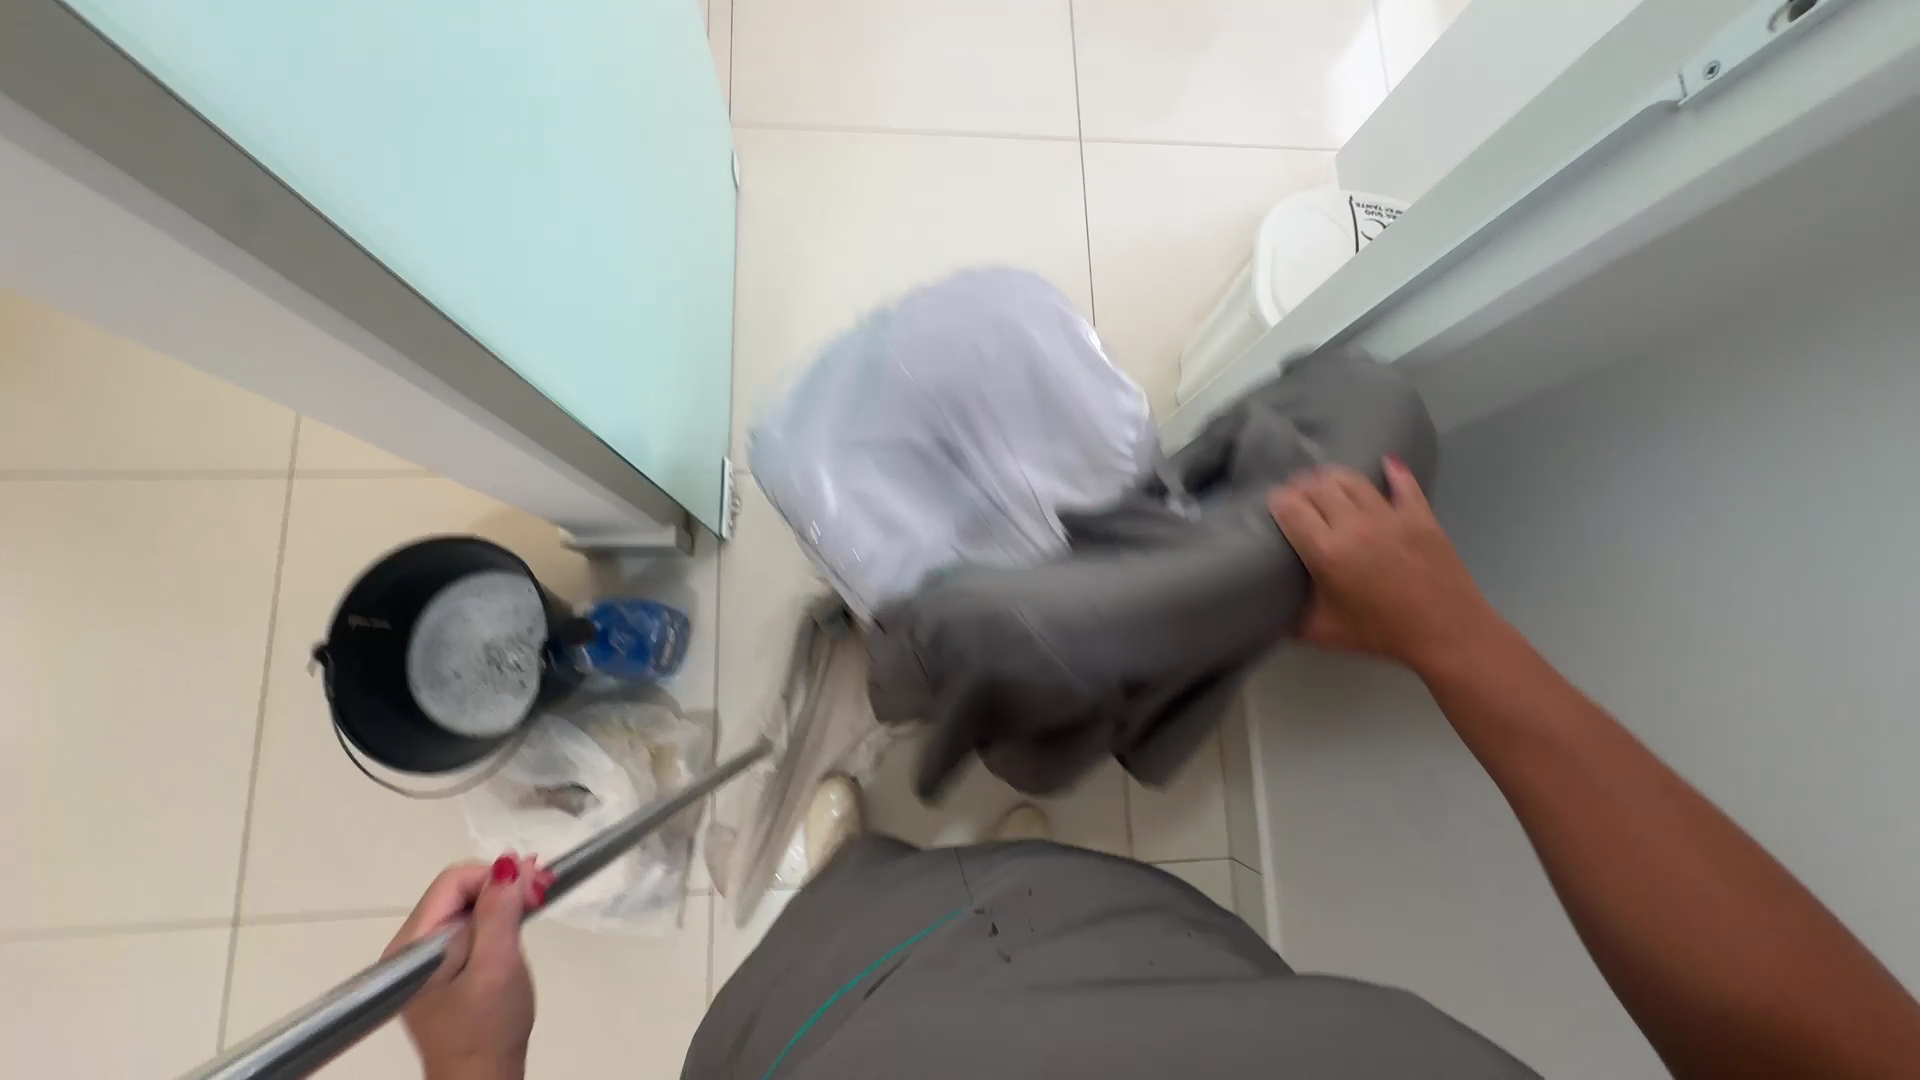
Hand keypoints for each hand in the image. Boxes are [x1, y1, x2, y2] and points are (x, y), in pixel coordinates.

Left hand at [385, 855, 551, 1079]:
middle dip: (505, 884)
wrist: (483, 1078)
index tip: (536, 888)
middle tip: (545, 889)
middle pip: (462, 889)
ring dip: (506, 897)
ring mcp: (428, 957)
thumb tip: (508, 863)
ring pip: (470, 903)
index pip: (455, 881)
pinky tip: (522, 914)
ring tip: (539, 898)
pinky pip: (471, 923)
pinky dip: (500, 914)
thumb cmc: (489, 1026)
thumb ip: (498, 913)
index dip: (498, 877)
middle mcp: (413, 946)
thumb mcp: (498, 966)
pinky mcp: (445, 965)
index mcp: (414, 946)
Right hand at [1268, 457, 1503, 672]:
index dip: (1276, 501)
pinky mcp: (1420, 516)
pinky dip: (1392, 471)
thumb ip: (1290, 618)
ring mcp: (1390, 516)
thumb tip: (1269, 609)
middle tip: (1294, 495)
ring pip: (1353, 480)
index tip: (1272, 505)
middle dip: (1299, 486)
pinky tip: (1385, 463)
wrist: (1447, 633)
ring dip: (1333, 477)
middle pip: (1317, 487)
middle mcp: (1354, 525)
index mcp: (1327, 552)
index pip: (1291, 508)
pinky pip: (1404, 484)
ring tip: (1325, 482)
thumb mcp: (1322, 633)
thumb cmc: (1380, 633)